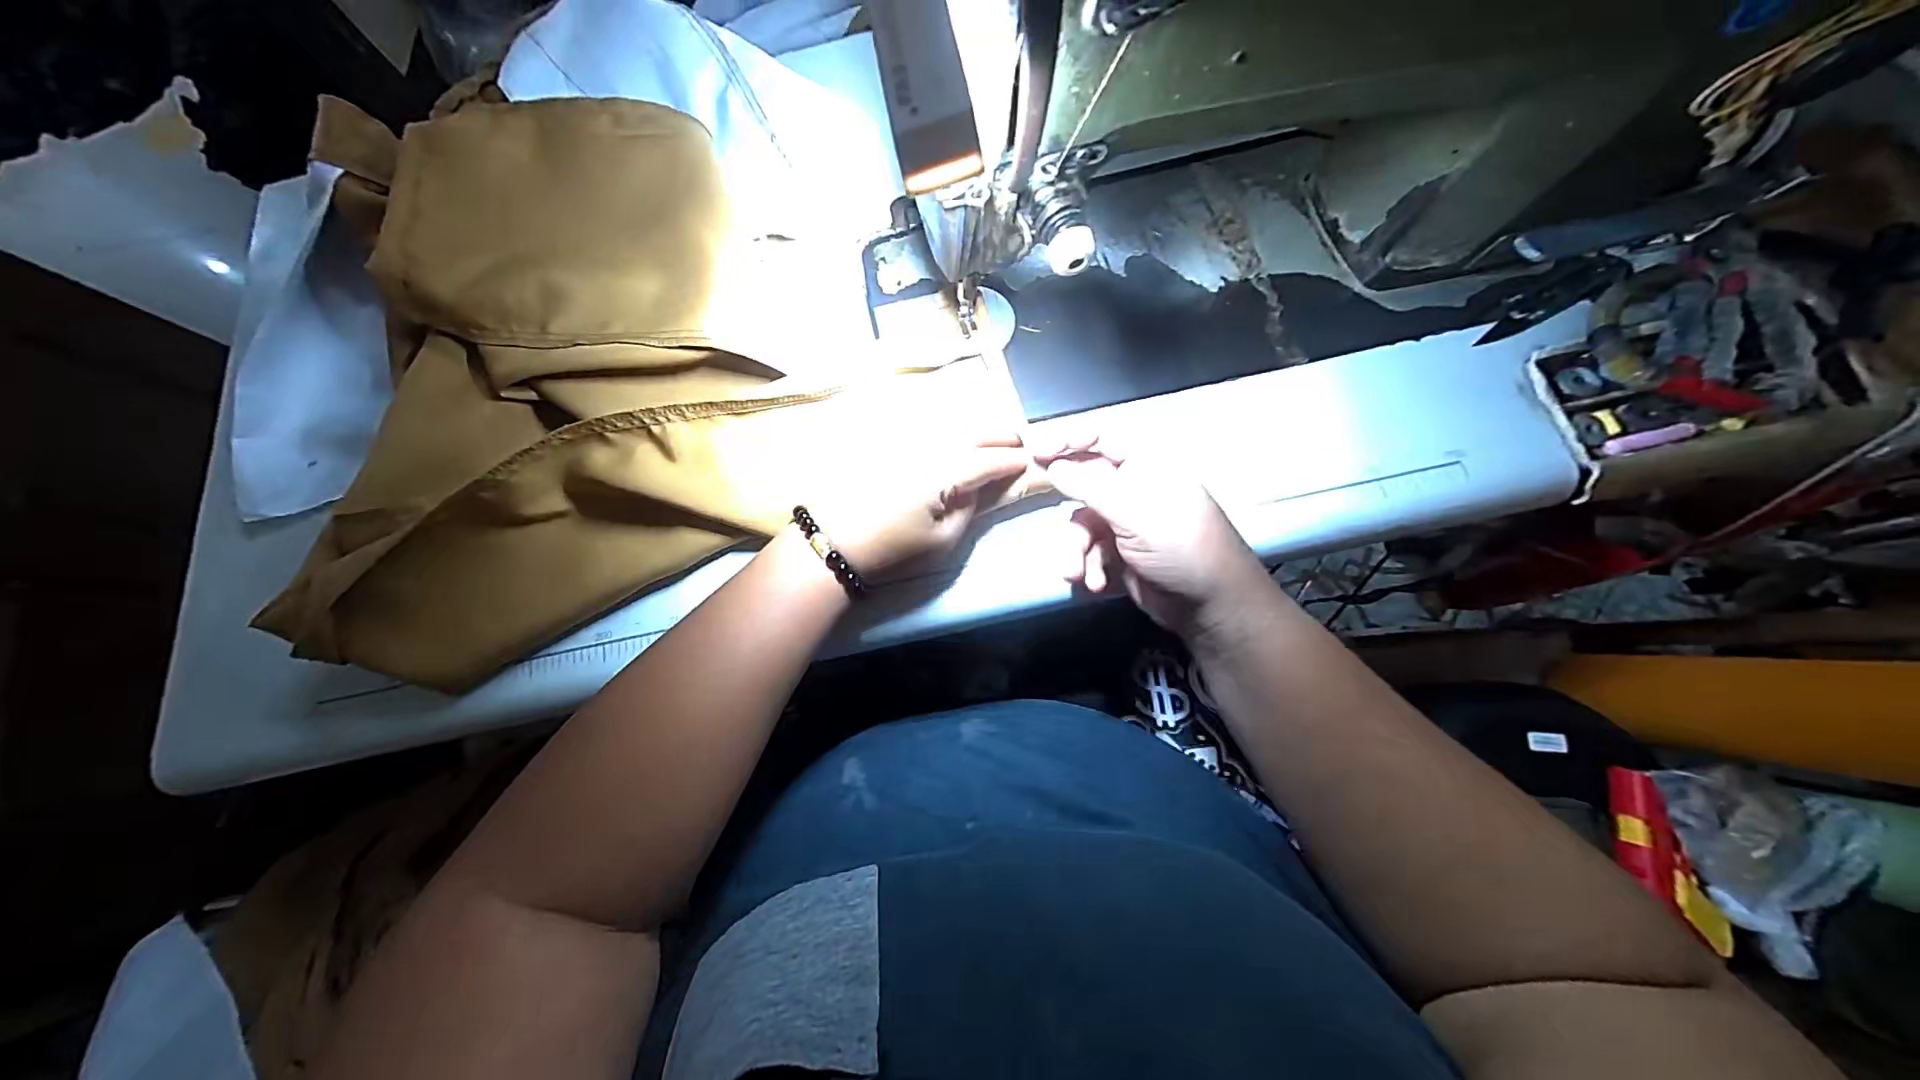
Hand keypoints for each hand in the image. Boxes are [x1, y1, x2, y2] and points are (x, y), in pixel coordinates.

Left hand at [804, 433, 1033, 579]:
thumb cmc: (892, 548)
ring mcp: (907, 435)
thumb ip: (974, 505)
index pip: (995, 458)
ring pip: (955, 419)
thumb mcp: (945, 538)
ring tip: (994, 441)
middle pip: (978, 429)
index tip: (1036, 465)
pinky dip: (950, 425)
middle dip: (1004, 437)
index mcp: (946, 468)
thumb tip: (993, 482)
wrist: (834, 541)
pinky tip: (955, 435)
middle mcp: (929, 441)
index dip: (1019, 462)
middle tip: (1020, 448)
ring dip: (979, 427)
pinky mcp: (888, 437)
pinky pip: (929, 421)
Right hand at [1034, 433, 1271, 639]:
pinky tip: (1096, 583)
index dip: (1069, 441)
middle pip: (1085, 485)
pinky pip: (1090, 550)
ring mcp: (1127, 522)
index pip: (1102, 440)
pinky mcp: (1121, 552)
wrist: (1209, 606)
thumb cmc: (1180, 546)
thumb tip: (1054, 464)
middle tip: (1042, 507)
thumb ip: (1090, 484)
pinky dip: (1089, 566)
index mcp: (1148, 466)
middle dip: (1071, 510)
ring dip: (1076, 550)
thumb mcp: (1135, 509)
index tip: (1037, 452)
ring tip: (1077, 572)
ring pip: (1082, 524)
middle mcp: (1135, 489)